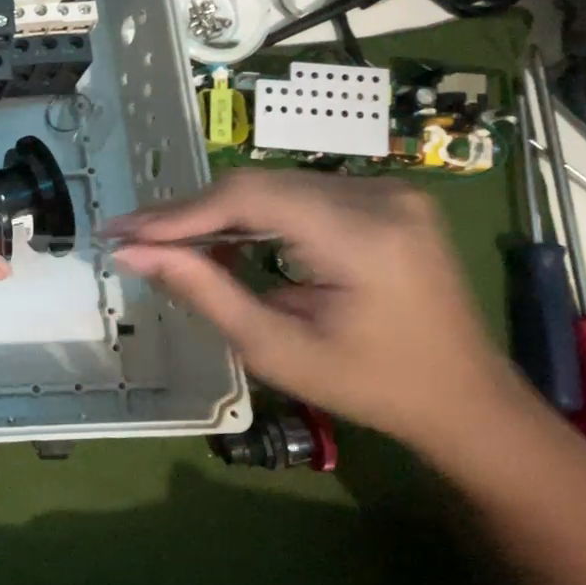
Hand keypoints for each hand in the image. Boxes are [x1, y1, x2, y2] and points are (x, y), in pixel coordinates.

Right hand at [108, 170, 513, 444]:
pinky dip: (250, 215)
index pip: (247, 198)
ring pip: (271, 185)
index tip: (120, 232)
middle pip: (255, 185)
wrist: (465, 399)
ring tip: (163, 242)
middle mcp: (380, 195)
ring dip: (215, 213)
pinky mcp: (386, 199)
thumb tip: (132, 254)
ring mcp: (389, 191)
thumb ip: (202, 291)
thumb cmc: (369, 385)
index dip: (177, 213)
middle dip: (188, 213)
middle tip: (132, 238)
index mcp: (362, 235)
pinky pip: (297, 194)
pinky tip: (219, 241)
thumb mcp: (274, 347)